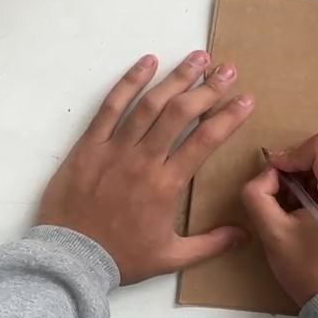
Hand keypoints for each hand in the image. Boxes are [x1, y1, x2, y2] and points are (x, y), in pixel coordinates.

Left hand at [37, 52, 254, 284]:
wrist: (71, 259)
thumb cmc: (121, 259)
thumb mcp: (170, 258)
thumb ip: (209, 245)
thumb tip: (244, 235)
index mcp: (167, 185)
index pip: (205, 140)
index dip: (229, 117)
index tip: (246, 100)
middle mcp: (144, 160)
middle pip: (180, 113)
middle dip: (208, 88)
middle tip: (227, 69)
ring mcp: (114, 149)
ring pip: (149, 104)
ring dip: (175, 77)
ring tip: (197, 58)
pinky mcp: (89, 146)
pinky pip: (110, 107)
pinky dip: (129, 82)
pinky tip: (147, 62)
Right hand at [239, 132, 317, 306]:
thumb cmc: (304, 269)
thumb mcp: (270, 232)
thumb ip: (258, 194)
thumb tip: (269, 173)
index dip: (293, 154)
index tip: (277, 175)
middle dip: (302, 160)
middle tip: (284, 186)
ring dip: (312, 169)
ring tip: (296, 196)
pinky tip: (310, 201)